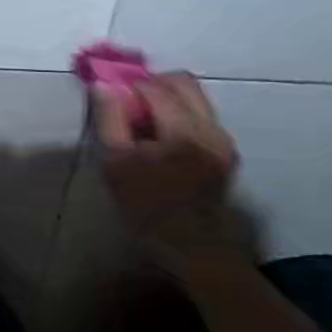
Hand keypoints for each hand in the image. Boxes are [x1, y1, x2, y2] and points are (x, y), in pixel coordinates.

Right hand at [91, 72, 237, 234]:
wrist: (194, 250)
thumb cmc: (148, 212)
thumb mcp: (116, 167)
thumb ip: (110, 119)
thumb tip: (104, 84)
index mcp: (183, 132)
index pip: (154, 87)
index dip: (130, 85)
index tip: (113, 96)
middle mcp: (210, 127)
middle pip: (181, 81)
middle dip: (152, 84)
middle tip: (130, 103)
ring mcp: (223, 138)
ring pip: (195, 95)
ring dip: (168, 97)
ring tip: (146, 122)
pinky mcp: (227, 149)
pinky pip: (202, 114)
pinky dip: (181, 113)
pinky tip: (164, 139)